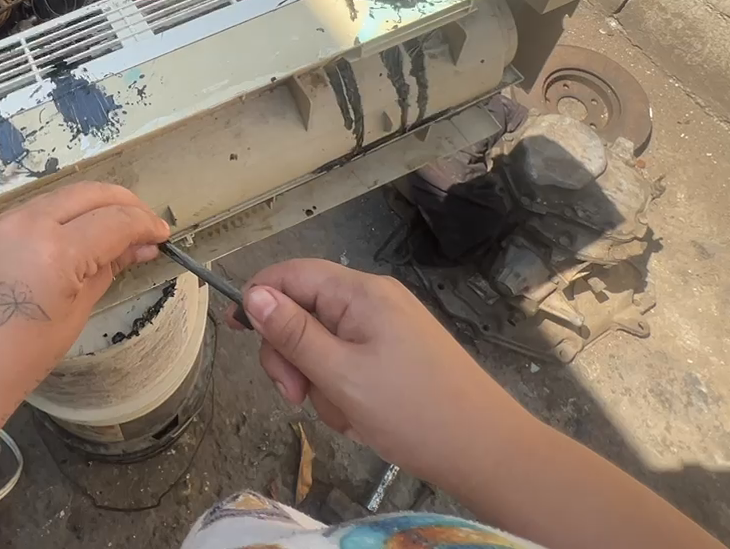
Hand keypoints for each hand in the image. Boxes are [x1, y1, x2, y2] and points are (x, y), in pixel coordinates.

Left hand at [0, 182, 170, 435]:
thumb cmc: (20, 360)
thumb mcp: (75, 315)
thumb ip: (108, 268)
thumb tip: (141, 245)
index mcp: (55, 251)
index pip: (114, 221)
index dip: (144, 224)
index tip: (163, 234)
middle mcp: (28, 222)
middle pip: (90, 193)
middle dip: (124, 203)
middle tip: (145, 225)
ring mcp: (3, 219)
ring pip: (63, 195)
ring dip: (94, 205)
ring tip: (116, 229)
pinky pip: (36, 208)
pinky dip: (63, 214)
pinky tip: (76, 234)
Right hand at [229, 259, 529, 480]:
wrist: (493, 455)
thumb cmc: (414, 413)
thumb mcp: (341, 376)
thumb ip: (292, 334)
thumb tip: (251, 292)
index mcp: (359, 291)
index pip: (289, 274)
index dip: (257, 298)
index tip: (235, 334)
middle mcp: (372, 297)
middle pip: (303, 307)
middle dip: (292, 352)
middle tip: (296, 398)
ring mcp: (387, 323)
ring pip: (323, 338)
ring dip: (318, 376)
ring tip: (341, 412)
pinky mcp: (397, 349)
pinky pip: (348, 354)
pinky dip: (342, 383)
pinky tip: (360, 413)